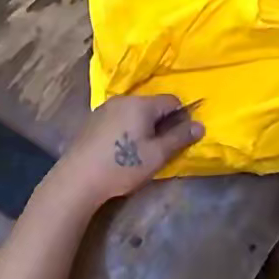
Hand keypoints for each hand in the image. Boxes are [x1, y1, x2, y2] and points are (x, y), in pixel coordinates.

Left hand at [42, 95, 203, 209]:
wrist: (78, 178)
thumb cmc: (122, 166)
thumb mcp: (156, 155)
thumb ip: (179, 138)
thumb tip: (200, 125)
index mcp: (140, 104)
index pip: (171, 100)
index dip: (181, 116)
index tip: (181, 137)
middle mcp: (122, 100)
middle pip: (151, 104)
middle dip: (162, 121)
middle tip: (162, 147)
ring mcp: (104, 109)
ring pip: (134, 111)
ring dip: (144, 125)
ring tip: (142, 150)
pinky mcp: (93, 120)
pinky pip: (119, 118)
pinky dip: (127, 128)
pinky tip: (122, 149)